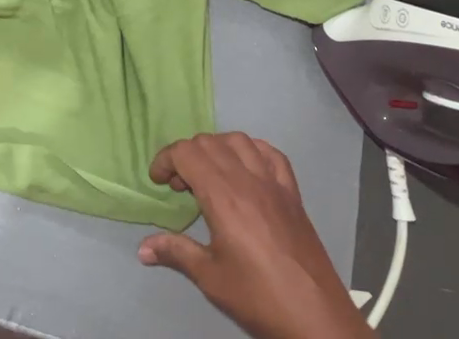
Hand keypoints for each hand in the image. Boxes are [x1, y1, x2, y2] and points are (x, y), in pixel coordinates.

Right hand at [138, 134, 373, 338]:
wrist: (317, 318)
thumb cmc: (258, 297)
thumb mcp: (210, 277)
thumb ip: (176, 252)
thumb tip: (142, 248)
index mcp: (223, 196)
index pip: (186, 153)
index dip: (165, 160)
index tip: (158, 182)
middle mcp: (247, 180)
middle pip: (209, 142)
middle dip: (186, 155)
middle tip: (180, 187)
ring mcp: (274, 184)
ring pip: (239, 141)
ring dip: (217, 148)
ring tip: (210, 175)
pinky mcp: (293, 194)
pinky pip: (271, 154)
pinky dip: (252, 151)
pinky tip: (246, 171)